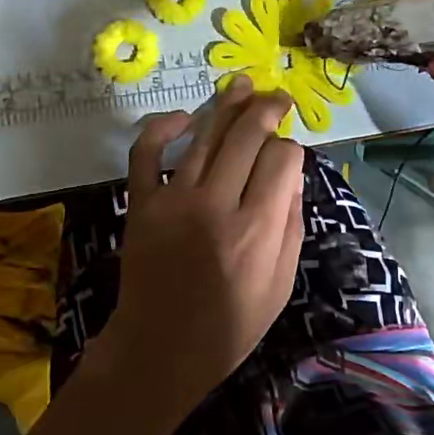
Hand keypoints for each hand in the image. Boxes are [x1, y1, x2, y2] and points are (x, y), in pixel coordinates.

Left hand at [100, 77, 305, 406]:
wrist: (161, 349)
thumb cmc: (230, 324)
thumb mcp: (281, 283)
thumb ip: (290, 224)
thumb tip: (292, 174)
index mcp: (256, 227)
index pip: (281, 158)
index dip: (291, 148)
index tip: (289, 155)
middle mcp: (216, 204)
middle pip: (247, 135)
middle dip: (267, 109)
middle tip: (277, 98)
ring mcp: (173, 200)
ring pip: (205, 136)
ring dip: (227, 104)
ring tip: (243, 85)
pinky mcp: (141, 203)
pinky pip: (146, 153)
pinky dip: (162, 129)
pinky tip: (184, 117)